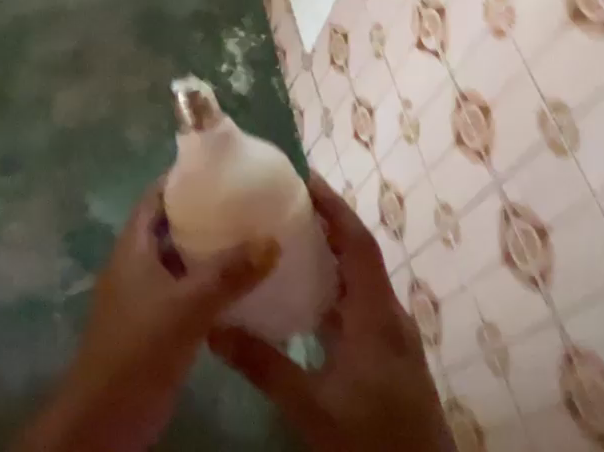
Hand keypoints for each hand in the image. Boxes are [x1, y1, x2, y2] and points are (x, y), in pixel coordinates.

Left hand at [16, 179, 279, 451]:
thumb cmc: (139, 347)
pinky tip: (246, 286)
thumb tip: (270, 238)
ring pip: (182, 259)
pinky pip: (189, 291)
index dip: (183, 179)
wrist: (109, 413)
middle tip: (249, 201)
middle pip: (171, 225)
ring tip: (255, 236)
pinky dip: (213, 283)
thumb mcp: (186, 307)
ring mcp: (148, 294)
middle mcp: (138, 262)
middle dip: (205, 212)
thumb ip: (227, 274)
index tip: (222, 167)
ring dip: (211, 249)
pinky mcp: (160, 323)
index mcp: (134, 246)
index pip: (157, 197)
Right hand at [208, 174, 452, 451]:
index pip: (357, 244)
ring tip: (285, 238)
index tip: (304, 178)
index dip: (334, 207)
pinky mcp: (388, 358)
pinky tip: (302, 297)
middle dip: (325, 224)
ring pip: (359, 282)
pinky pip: (358, 305)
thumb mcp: (312, 406)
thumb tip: (211, 327)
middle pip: (359, 256)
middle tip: (282, 203)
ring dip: (328, 256)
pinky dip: (331, 288)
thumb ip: (263, 365)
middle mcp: (388, 317)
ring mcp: (392, 339)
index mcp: (376, 317)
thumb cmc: (373, 440)